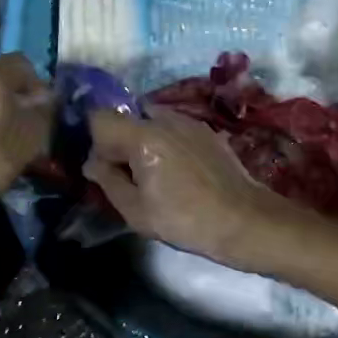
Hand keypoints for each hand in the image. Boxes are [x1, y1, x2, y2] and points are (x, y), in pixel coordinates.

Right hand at [84, 108, 300, 262]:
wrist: (244, 219)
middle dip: (120, 141)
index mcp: (143, 136)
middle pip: (127, 117)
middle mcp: (164, 119)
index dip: (95, 142)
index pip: (100, 118)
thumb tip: (93, 162)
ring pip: (151, 121)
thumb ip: (107, 180)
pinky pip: (173, 128)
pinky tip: (179, 172)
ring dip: (144, 141)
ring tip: (156, 175)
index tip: (105, 169)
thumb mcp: (136, 211)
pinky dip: (166, 143)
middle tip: (129, 175)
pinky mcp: (206, 130)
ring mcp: (189, 121)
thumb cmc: (185, 220)